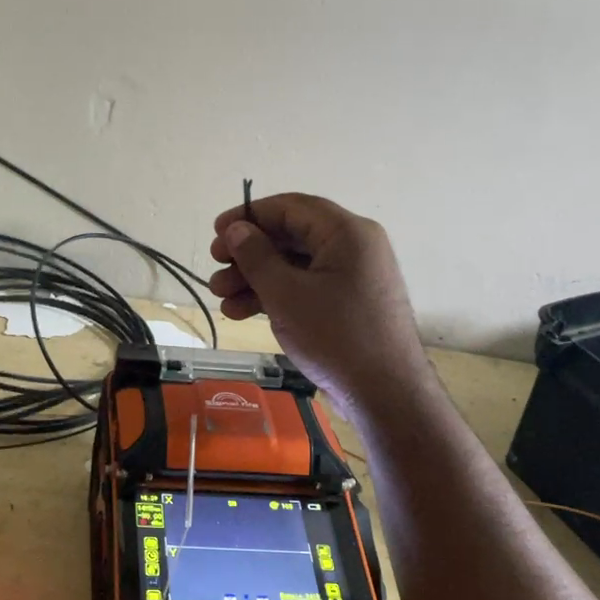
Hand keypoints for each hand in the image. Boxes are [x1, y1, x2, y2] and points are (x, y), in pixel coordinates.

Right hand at [208, 193, 432, 410]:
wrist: (384, 391)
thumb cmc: (335, 336)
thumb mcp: (286, 294)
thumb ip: (256, 257)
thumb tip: (237, 230)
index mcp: (347, 232)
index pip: (291, 208)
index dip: (249, 217)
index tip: (216, 234)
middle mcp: (354, 247)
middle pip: (291, 237)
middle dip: (248, 255)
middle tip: (216, 271)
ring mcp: (353, 277)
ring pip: (295, 266)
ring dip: (255, 279)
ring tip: (221, 299)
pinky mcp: (348, 305)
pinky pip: (306, 288)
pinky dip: (276, 296)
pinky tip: (243, 312)